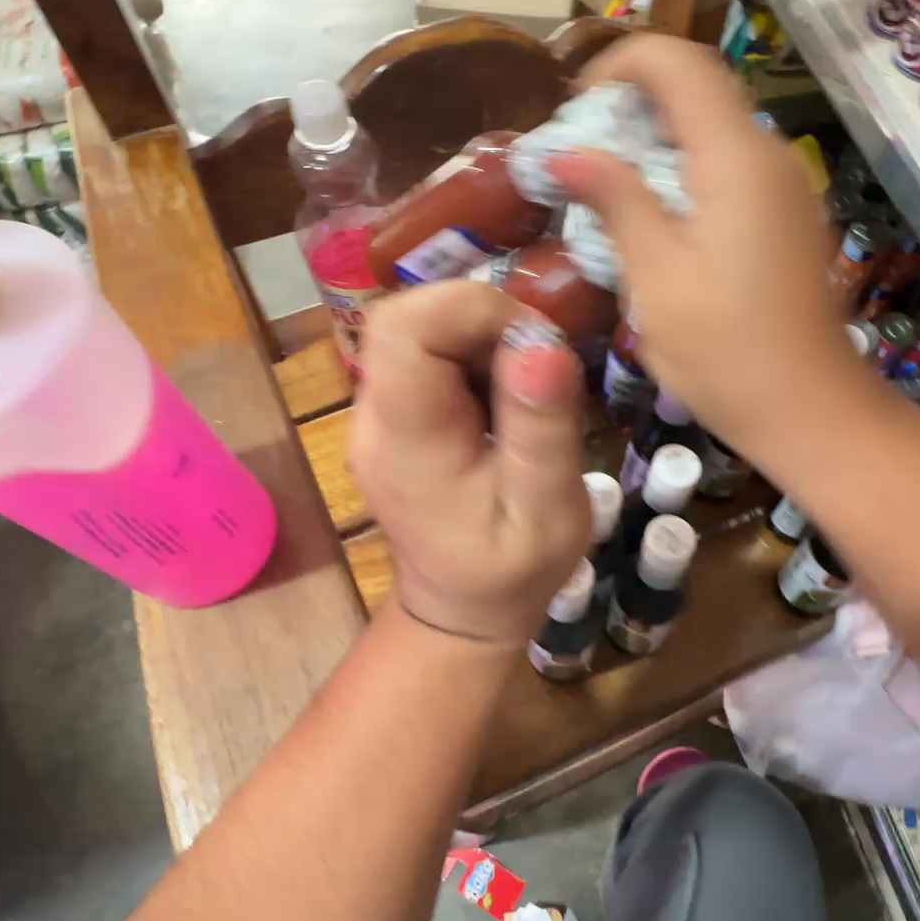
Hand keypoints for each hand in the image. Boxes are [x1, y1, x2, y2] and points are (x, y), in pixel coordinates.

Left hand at [350, 282, 591, 644]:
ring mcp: (375, 419)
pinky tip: (506, 403)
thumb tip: (541, 341)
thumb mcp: (546, 509)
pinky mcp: (392, 421)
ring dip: (482, 340)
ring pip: (418, 334)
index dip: (473, 308)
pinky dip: (472, 360)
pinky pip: (424, 361)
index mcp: (405, 437)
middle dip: (483, 321)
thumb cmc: (510, 571)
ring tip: (530, 389)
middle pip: (408, 321)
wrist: (461, 611)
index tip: (536, 343)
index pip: (406, 326)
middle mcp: (373, 419)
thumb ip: (541, 428)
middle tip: (542, 364)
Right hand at [551, 36, 874, 457]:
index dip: (621, 64)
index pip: (678, 65)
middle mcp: (769, 158)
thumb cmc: (722, 349)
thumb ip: (615, 200)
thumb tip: (568, 152)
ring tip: (606, 191)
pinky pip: (730, 176)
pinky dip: (685, 180)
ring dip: (657, 147)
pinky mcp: (786, 224)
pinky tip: (654, 225)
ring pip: (714, 137)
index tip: (575, 102)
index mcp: (735, 159)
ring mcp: (785, 192)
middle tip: (581, 154)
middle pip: (699, 96)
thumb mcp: (654, 275)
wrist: (806, 409)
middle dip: (634, 107)